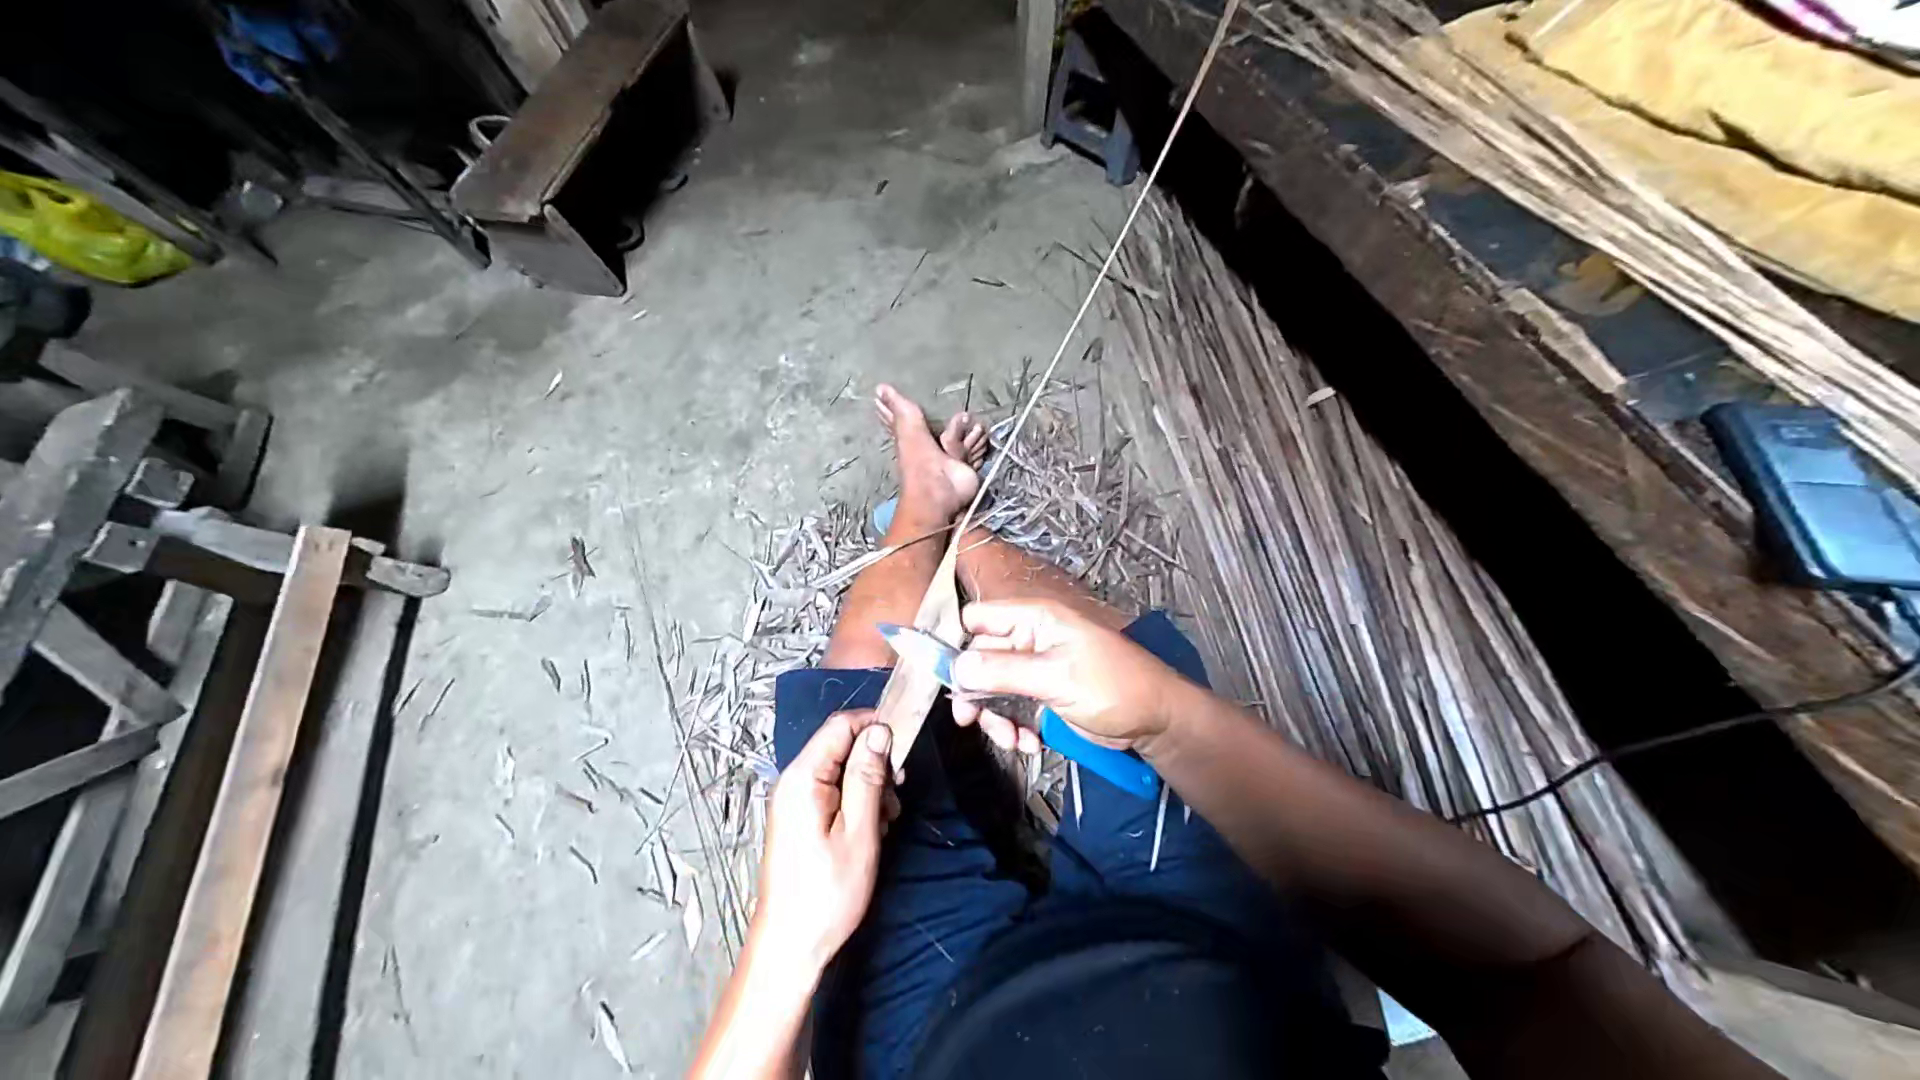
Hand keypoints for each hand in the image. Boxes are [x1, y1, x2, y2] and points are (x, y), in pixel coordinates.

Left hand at [754, 710, 900, 971]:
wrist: (789, 947)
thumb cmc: (827, 893)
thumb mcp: (859, 832)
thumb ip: (867, 776)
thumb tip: (880, 731)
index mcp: (803, 778)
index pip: (841, 725)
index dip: (875, 725)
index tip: (903, 746)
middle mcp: (793, 781)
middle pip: (840, 745)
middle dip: (874, 761)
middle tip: (897, 794)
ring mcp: (793, 800)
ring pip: (840, 768)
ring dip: (869, 785)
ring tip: (885, 820)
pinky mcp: (799, 818)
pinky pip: (832, 791)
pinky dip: (856, 802)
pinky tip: (870, 829)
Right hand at [950, 599, 1188, 753]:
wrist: (1155, 721)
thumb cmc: (1112, 686)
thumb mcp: (1056, 677)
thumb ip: (1004, 671)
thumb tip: (956, 667)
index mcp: (1034, 620)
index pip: (979, 619)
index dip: (958, 642)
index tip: (947, 677)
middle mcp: (1029, 640)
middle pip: (980, 660)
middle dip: (977, 692)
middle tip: (972, 720)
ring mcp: (1036, 670)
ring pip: (993, 689)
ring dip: (996, 717)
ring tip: (1013, 740)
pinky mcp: (1042, 696)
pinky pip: (1012, 709)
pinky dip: (1014, 727)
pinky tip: (1028, 743)